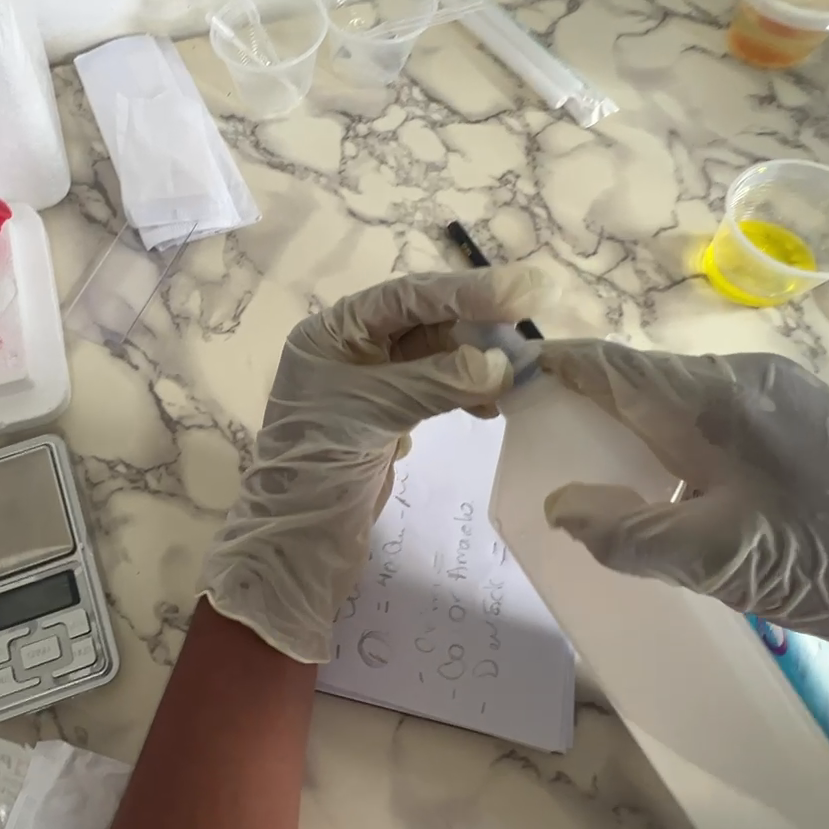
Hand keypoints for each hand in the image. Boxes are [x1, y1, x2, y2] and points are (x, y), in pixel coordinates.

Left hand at [199, 266, 545, 663]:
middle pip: (422, 322)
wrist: (299, 538)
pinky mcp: (385, 416)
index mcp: (332, 333)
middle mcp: (350, 349)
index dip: (466, 290)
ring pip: (433, 357)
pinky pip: (433, 390)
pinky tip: (491, 406)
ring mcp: (368, 383)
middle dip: (475, 324)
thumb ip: (437, 381)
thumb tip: (500, 365)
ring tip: (516, 375)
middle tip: (529, 326)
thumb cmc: (318, 464)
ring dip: (475, 363)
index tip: (525, 290)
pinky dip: (463, 393)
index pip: (405, 298)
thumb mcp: (374, 411)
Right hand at [536, 339, 828, 655]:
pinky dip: (666, 445)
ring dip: (624, 433)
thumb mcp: (720, 559)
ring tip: (598, 483)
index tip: (501, 393)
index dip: (545, 370)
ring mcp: (771, 394)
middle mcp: (735, 378)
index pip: (601, 362)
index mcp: (709, 397)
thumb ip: (623, 533)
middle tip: (543, 456)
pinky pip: (703, 418)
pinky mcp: (795, 418)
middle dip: (578, 409)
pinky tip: (667, 491)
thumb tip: (558, 506)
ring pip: (667, 401)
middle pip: (630, 379)